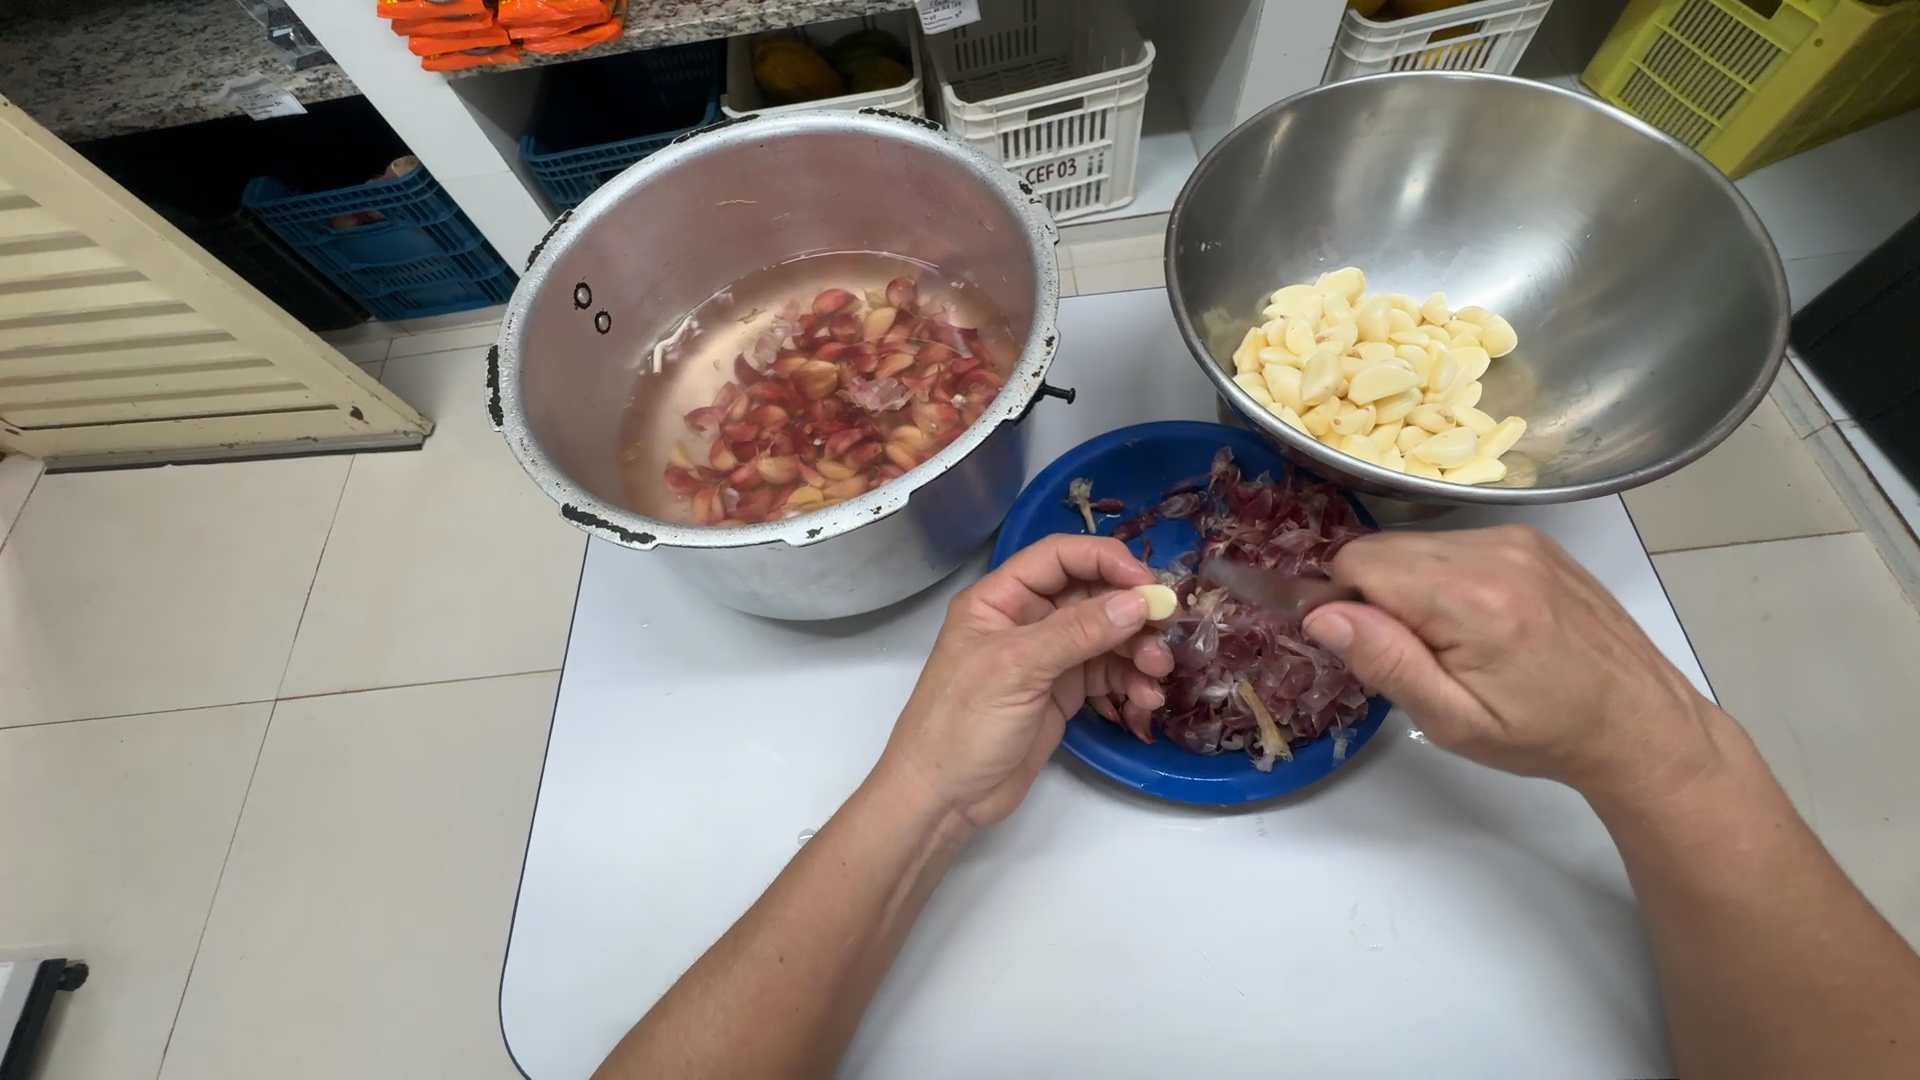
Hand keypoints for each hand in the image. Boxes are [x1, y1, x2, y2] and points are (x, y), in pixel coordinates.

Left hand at [877, 534, 1175, 827]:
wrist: (944, 798)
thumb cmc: (962, 724)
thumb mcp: (1017, 669)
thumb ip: (1077, 632)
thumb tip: (1137, 602)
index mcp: (999, 598)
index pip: (1058, 557)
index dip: (1105, 560)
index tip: (1147, 582)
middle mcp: (1025, 619)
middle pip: (1089, 594)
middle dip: (1130, 610)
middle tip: (1166, 630)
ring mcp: (1045, 657)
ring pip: (1104, 634)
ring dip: (1136, 648)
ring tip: (1158, 671)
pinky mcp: (1062, 691)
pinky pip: (1105, 672)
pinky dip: (1128, 681)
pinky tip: (1145, 698)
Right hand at [1302, 526, 1718, 797]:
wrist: (1642, 724)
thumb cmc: (1541, 734)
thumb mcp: (1451, 719)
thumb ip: (1384, 661)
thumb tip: (1320, 615)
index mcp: (1472, 600)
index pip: (1356, 565)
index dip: (1341, 602)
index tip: (1366, 645)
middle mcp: (1493, 552)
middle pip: (1378, 549)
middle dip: (1370, 593)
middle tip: (1407, 648)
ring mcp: (1514, 539)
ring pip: (1406, 544)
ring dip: (1401, 583)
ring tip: (1442, 635)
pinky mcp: (1526, 538)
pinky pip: (1443, 542)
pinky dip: (1433, 573)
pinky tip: (1467, 614)